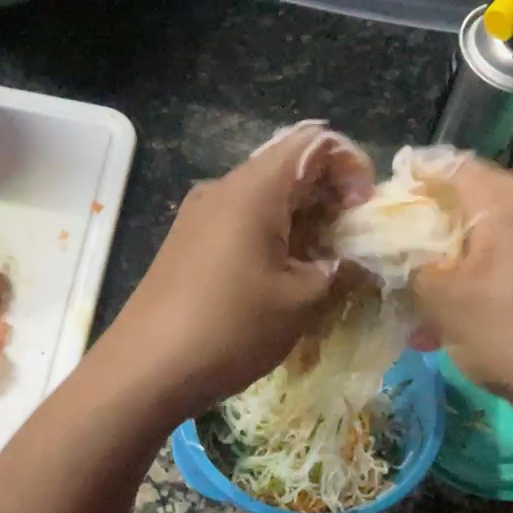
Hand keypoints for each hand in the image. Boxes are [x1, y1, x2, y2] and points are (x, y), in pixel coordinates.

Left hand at [100, 123, 374, 416]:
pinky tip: (283, 286)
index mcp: (255, 188)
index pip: (316, 142)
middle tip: (352, 250)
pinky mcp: (188, 246)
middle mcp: (224, 189)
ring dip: (304, 228)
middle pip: (291, 170)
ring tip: (322, 274)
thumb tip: (357, 259)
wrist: (146, 370)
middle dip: (331, 202)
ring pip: (267, 202)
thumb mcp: (302, 301)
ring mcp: (201, 217)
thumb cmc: (231, 328)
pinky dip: (274, 243)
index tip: (365, 214)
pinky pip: (242, 227)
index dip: (353, 167)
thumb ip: (341, 269)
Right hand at [411, 161, 512, 412]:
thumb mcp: (440, 297)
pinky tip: (447, 322)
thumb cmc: (503, 329)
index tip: (377, 214)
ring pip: (481, 239)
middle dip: (423, 232)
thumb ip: (408, 263)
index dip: (405, 185)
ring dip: (444, 266)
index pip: (443, 166)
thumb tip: (392, 249)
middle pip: (463, 202)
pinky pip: (501, 264)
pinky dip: (472, 284)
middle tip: (390, 260)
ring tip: (414, 303)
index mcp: (505, 196)